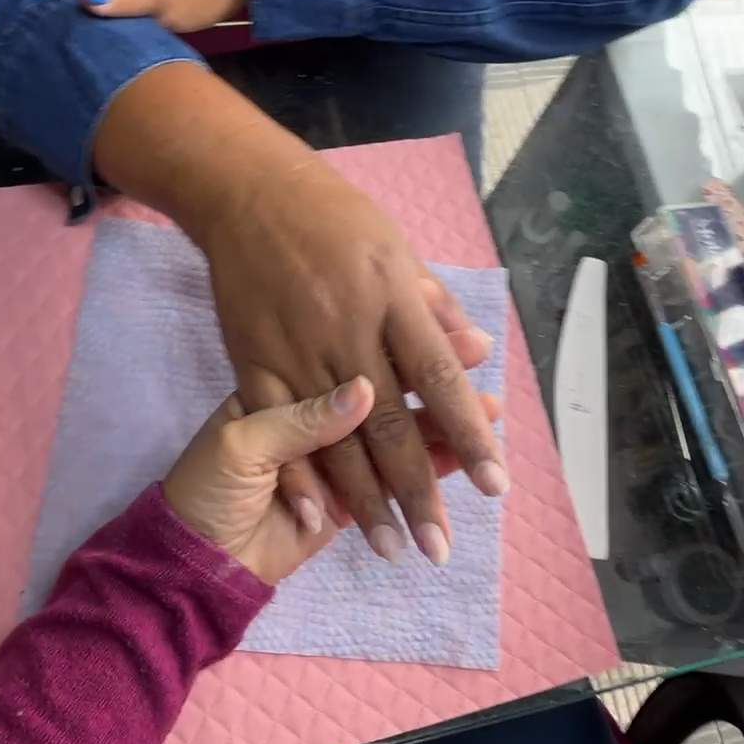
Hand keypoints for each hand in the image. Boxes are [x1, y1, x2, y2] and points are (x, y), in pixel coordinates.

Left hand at [164, 378, 504, 583]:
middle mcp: (319, 416)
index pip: (358, 360)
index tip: (452, 339)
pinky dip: (427, 469)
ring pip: (400, 435)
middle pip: (389, 396)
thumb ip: (303, 420)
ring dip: (443, 427)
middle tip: (482, 368)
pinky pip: (393, 478)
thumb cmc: (205, 488)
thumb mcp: (241, 443)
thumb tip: (365, 393)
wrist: (194, 559)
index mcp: (290, 388)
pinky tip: (460, 457)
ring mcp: (337, 457)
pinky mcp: (348, 499)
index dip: (404, 352)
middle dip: (435, 387)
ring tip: (490, 414)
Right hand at [196, 162, 509, 565]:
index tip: (495, 485)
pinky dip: (296, 475)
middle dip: (418, 491)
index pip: (440, 380)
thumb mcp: (396, 249)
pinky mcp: (250, 362)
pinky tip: (319, 519)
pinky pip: (275, 428)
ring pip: (336, 439)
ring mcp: (295, 350)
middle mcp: (347, 331)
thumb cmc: (333, 218)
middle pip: (391, 425)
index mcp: (391, 299)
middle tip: (439, 548)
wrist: (248, 195)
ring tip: (391, 549)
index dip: (470, 434)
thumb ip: (435, 306)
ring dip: (365, 500)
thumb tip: (479, 352)